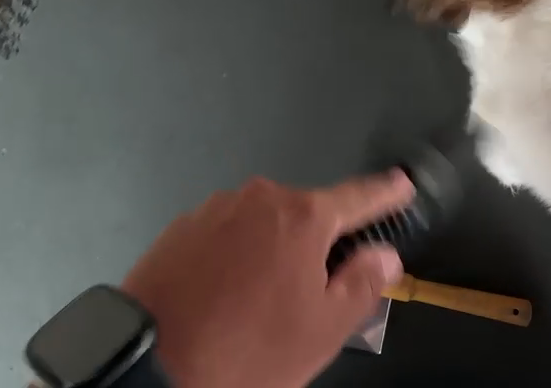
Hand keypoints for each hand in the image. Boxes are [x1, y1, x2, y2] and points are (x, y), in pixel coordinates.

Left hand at [122, 171, 413, 387]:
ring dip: (272, 250)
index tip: (402, 184)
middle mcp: (262, 197)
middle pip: (307, 215)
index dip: (386, 193)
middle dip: (317, 244)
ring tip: (260, 303)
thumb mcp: (321, 331)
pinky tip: (225, 295)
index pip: (359, 196)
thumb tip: (384, 253)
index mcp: (304, 216)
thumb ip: (362, 284)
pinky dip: (235, 256)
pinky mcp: (183, 225)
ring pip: (263, 225)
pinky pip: (226, 234)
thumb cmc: (249, 350)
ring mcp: (218, 207)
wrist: (148, 366)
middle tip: (313, 291)